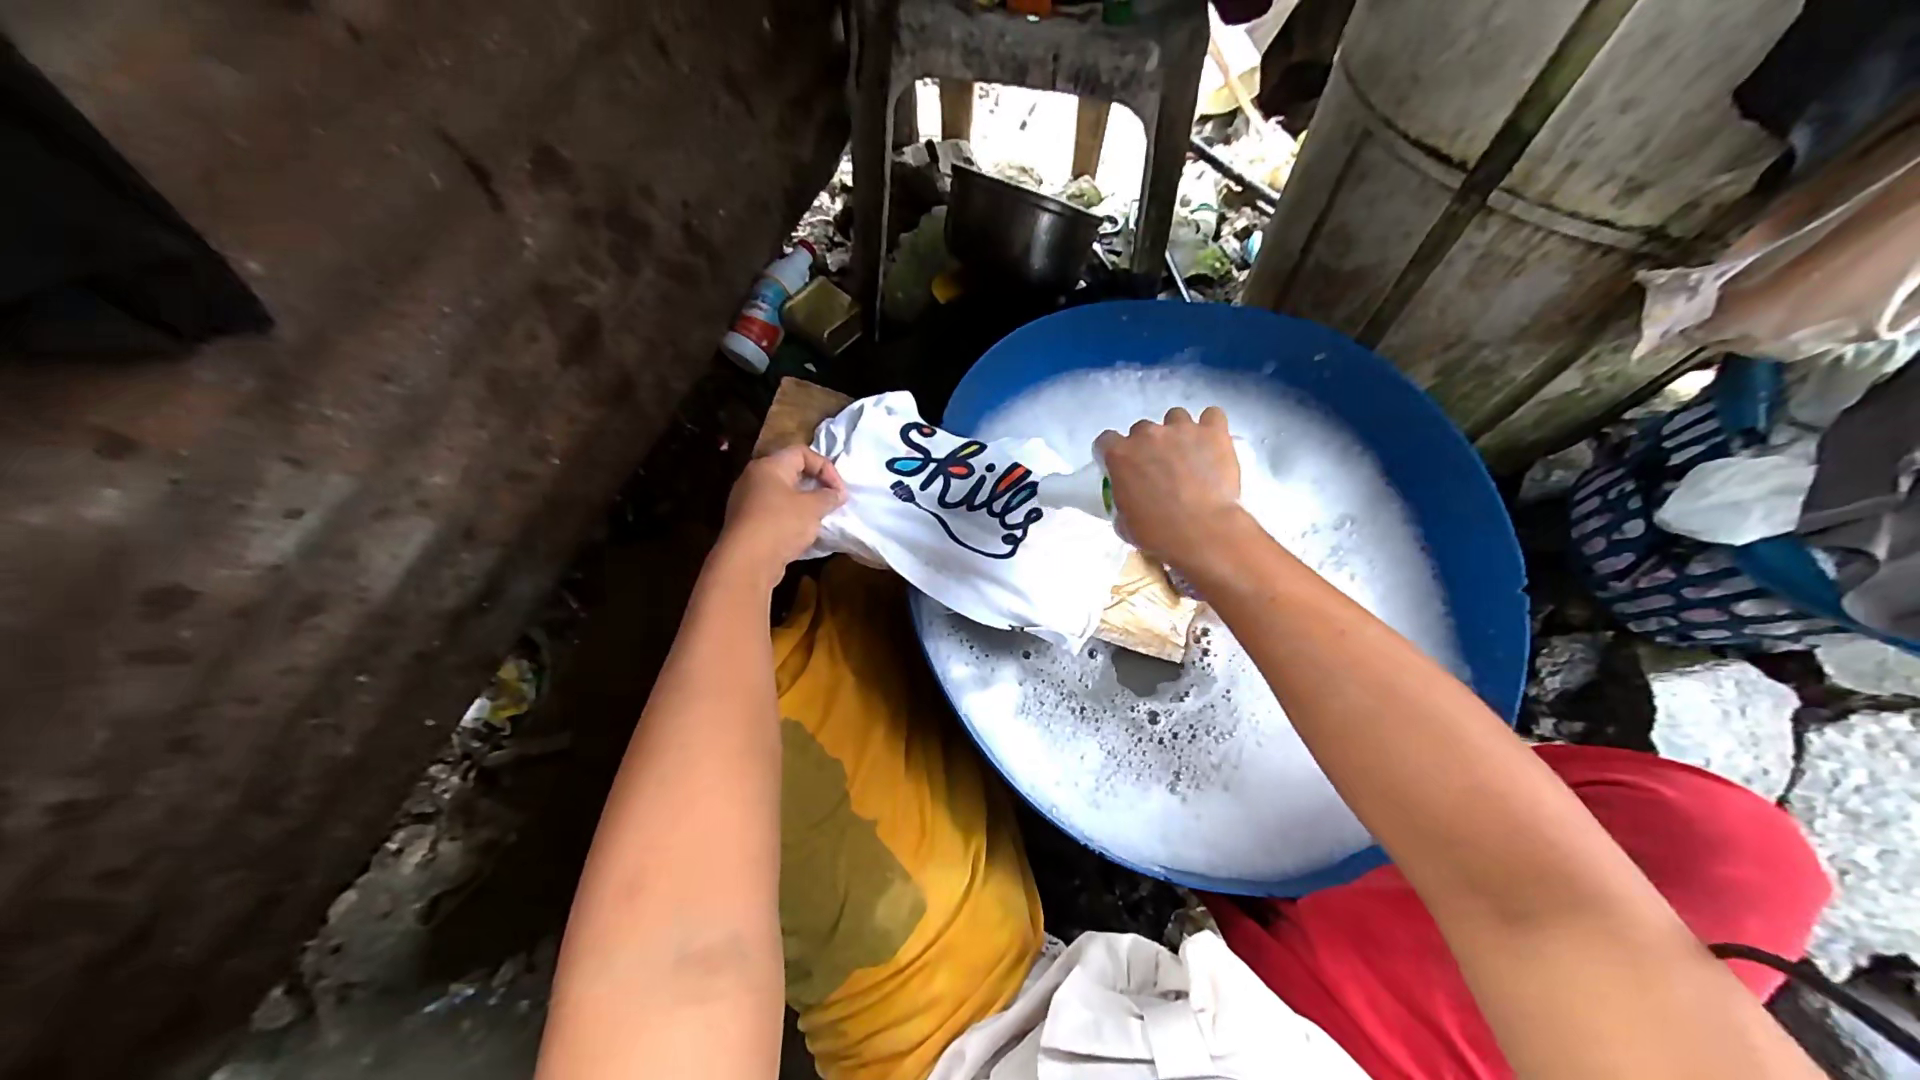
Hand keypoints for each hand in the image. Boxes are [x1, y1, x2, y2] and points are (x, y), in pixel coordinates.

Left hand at [713, 445, 846, 583]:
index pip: (802, 452)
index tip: (839, 491)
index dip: (825, 467)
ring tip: (819, 518)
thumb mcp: (812, 508)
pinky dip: (790, 518)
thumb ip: (828, 496)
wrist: (746, 561)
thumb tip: (837, 494)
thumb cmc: (781, 524)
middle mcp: (754, 478)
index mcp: (769, 466)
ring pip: (782, 494)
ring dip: (804, 504)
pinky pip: (774, 512)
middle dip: (815, 485)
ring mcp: (747, 501)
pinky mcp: (746, 522)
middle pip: (791, 472)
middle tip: (831, 502)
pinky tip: (801, 533)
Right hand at [1095, 406, 1242, 573]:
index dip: (1112, 453)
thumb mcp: (1124, 524)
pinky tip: (1213, 442)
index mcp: (1119, 455)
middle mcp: (1147, 435)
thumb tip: (1128, 505)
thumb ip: (1121, 505)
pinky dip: (1211, 426)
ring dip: (1177, 432)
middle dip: (1147, 446)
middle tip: (1159, 468)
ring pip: (1176, 417)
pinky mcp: (1213, 432)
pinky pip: (1212, 416)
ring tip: (1188, 454)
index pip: (1105, 440)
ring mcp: (1181, 429)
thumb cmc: (1157, 534)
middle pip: (1141, 429)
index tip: (1121, 467)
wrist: (1202, 531)